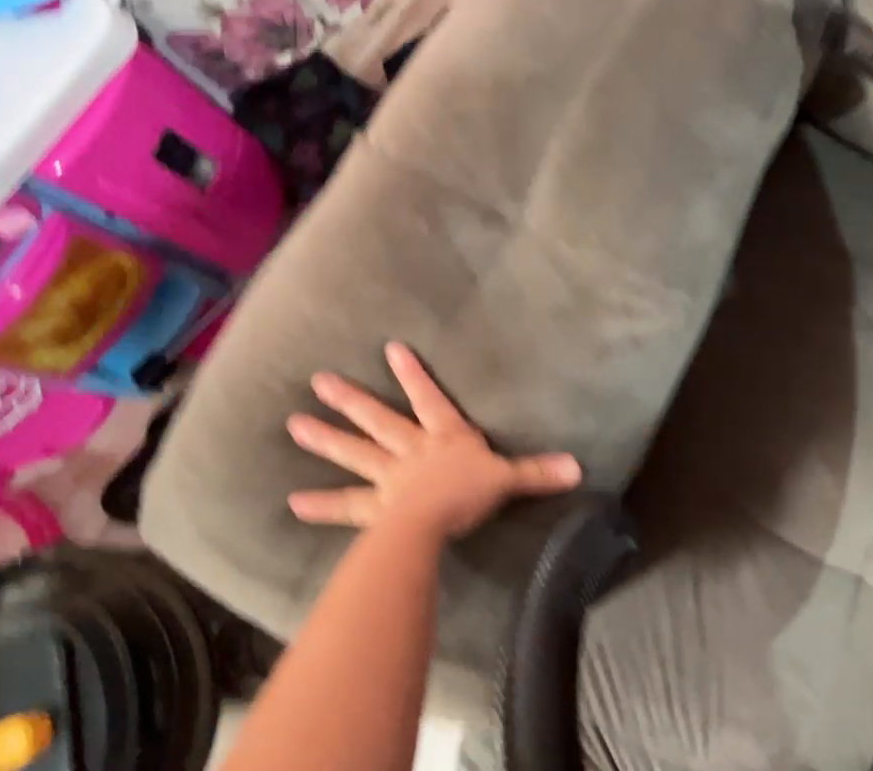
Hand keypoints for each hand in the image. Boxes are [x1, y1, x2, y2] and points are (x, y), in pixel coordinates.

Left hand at [286, 342, 580, 537]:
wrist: (429, 525)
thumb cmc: (468, 493)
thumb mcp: (508, 479)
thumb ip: (537, 472)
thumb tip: (578, 467)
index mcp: (445, 437)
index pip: (430, 398)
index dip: (413, 374)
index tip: (390, 348)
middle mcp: (412, 450)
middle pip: (380, 420)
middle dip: (352, 401)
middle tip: (318, 382)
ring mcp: (388, 478)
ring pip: (355, 454)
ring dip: (326, 440)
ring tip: (295, 425)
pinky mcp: (375, 509)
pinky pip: (347, 506)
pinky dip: (322, 505)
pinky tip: (294, 503)